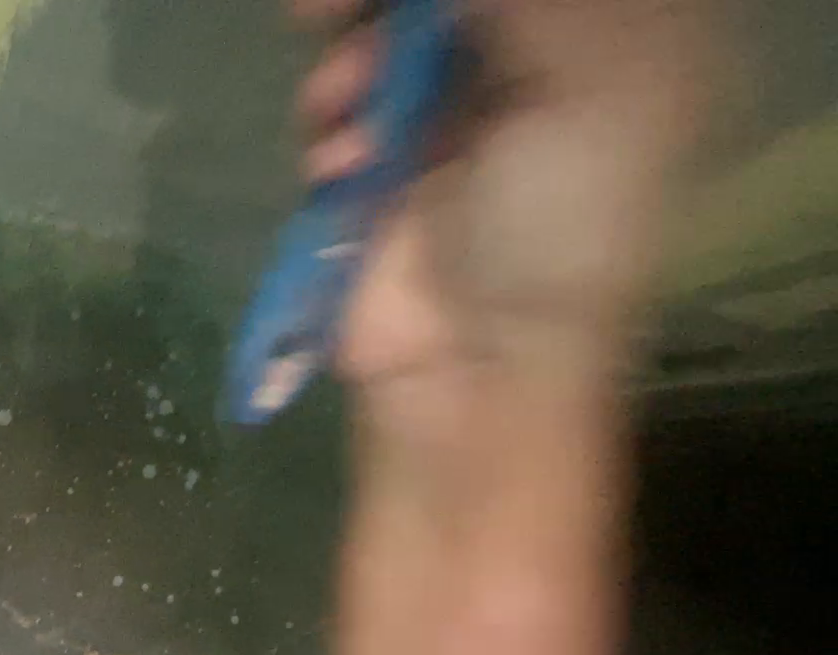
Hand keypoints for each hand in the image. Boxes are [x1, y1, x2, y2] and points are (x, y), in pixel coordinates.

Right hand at [298, 0, 707, 434]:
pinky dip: (326, 136)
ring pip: (370, 58)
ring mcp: (436, 129)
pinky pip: (334, 128)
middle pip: (428, 12)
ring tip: (338, 113)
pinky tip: (337, 165)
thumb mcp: (590, 81)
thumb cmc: (557, 223)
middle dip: (370, 9)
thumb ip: (523, 4)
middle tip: (313, 10)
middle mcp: (519, 68)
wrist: (475, 357)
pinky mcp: (371, 184)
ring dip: (342, 75)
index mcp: (603, 31)